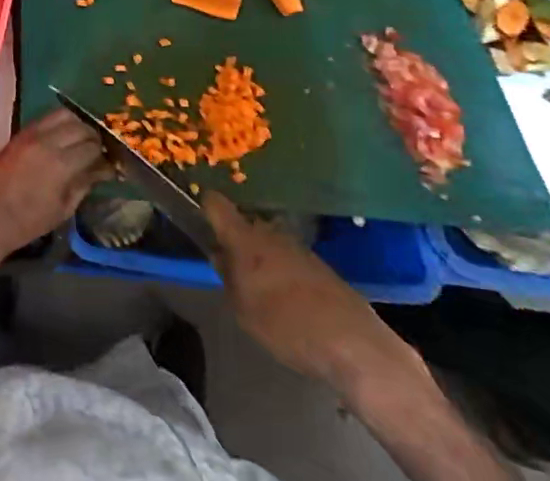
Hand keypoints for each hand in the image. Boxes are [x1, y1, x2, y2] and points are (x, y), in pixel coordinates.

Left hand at [0, 109, 112, 257]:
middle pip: (80, 126)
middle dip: (93, 137)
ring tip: (80, 141)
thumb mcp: (64, 208)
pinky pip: (44, 119)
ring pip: (62, 114)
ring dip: (76, 124)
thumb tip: (104, 169)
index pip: (93, 147)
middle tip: (97, 151)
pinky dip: (57, 124)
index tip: (108, 163)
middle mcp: (46, 142)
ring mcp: (30, 135)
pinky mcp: (18, 134)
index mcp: (61, 163)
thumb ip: (85, 183)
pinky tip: (61, 139)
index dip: (104, 155)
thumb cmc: (29, 221)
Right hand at [204, 193, 420, 391]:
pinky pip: (288, 255)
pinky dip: (280, 267)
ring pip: (268, 239)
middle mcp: (270, 233)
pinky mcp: (319, 263)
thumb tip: (220, 256)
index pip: (216, 205)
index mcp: (244, 239)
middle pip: (244, 223)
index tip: (197, 216)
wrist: (352, 343)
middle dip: (233, 237)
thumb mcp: (242, 309)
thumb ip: (227, 278)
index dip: (204, 205)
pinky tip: (284, 295)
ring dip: (259, 253)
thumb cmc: (285, 325)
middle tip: (226, 261)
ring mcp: (298, 246)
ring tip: (255, 282)